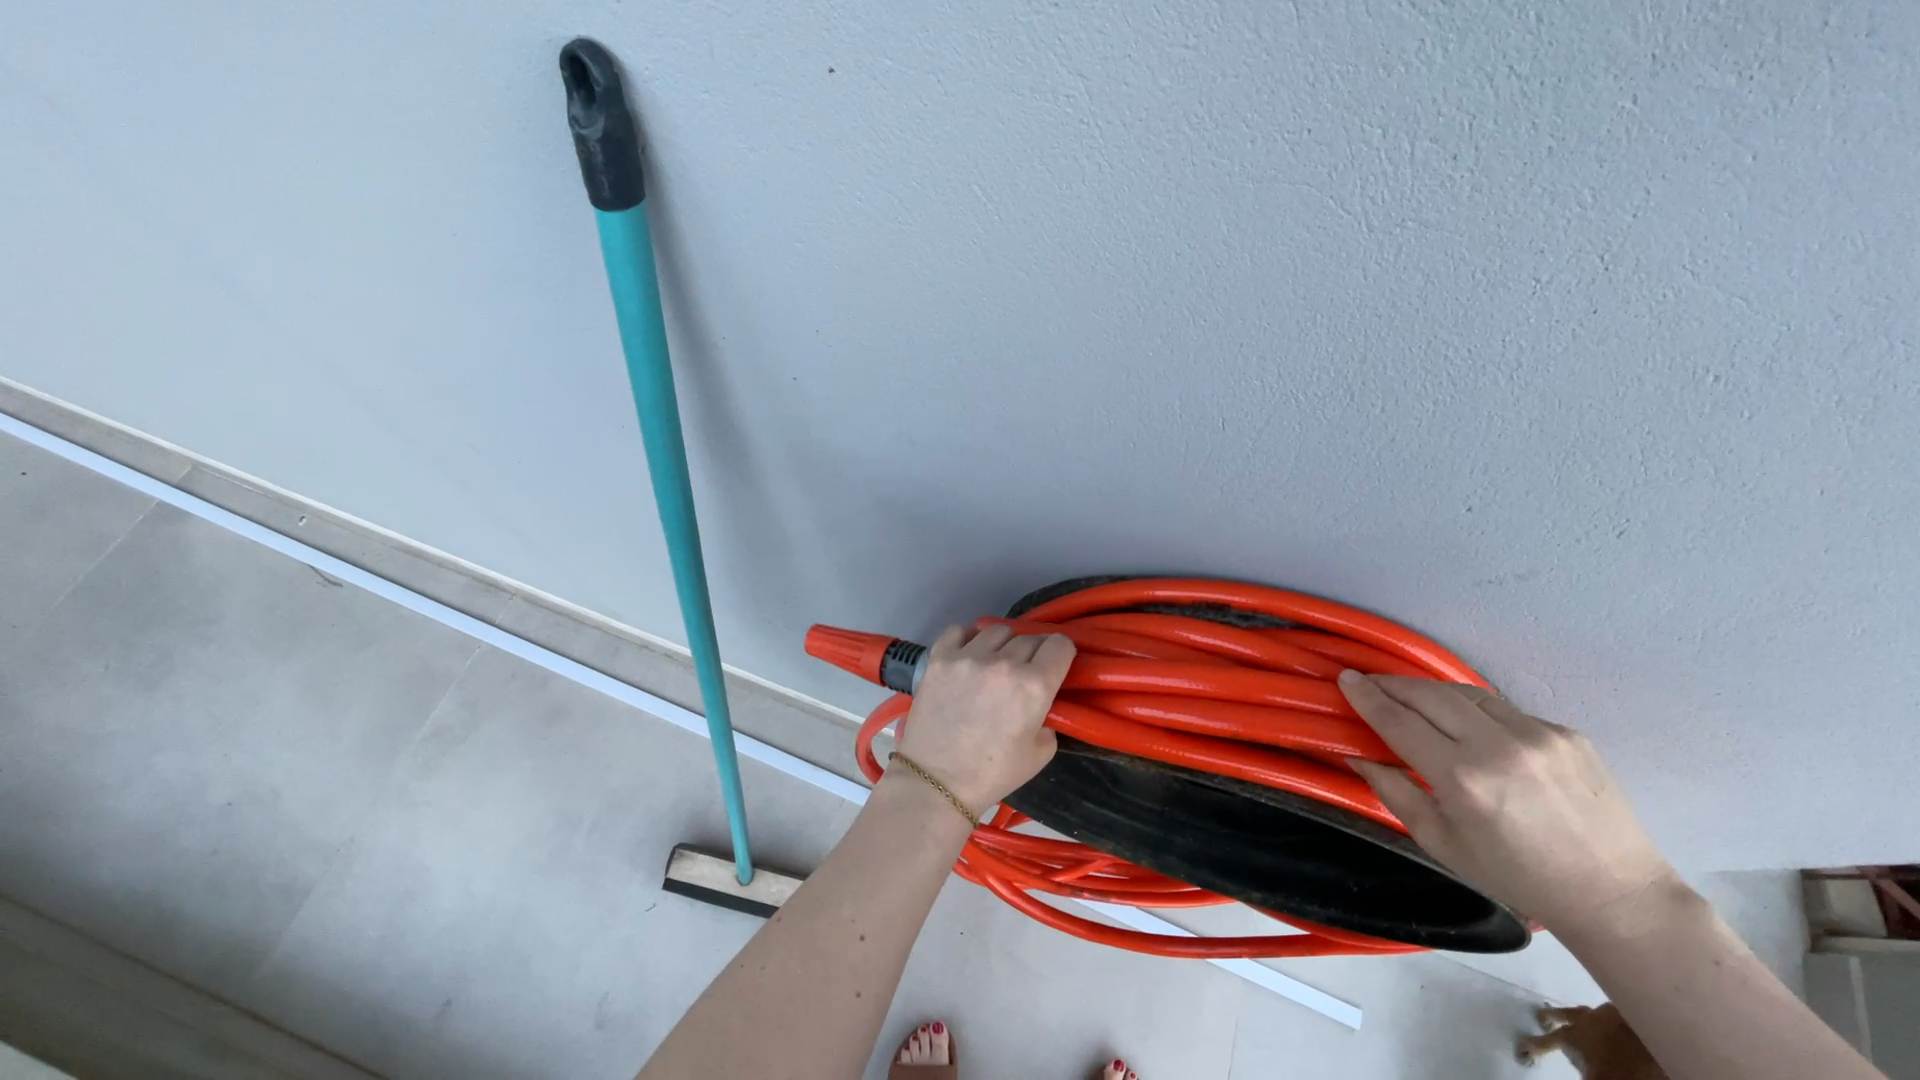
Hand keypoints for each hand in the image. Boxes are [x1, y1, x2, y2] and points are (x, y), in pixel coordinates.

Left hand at [894, 623, 1075, 811]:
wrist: (936, 781)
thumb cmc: (992, 774)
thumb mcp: (1041, 753)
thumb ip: (1050, 719)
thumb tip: (1042, 702)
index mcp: (1034, 685)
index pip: (1060, 645)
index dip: (1061, 654)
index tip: (1055, 664)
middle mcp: (1003, 663)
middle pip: (1030, 638)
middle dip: (1033, 654)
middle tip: (1024, 674)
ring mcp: (968, 656)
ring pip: (997, 630)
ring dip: (1002, 645)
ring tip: (995, 665)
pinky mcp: (939, 658)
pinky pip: (960, 630)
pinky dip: (969, 638)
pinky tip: (969, 654)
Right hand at [1337, 671, 1678, 932]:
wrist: (1613, 892)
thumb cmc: (1516, 877)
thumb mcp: (1441, 842)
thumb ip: (1394, 792)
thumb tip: (1358, 757)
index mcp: (1463, 779)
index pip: (1400, 721)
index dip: (1368, 697)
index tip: (1347, 679)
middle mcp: (1499, 746)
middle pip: (1431, 695)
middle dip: (1395, 685)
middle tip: (1371, 683)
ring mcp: (1538, 735)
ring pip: (1468, 694)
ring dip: (1433, 692)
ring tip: (1412, 697)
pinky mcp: (1566, 733)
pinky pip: (1507, 711)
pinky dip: (1477, 712)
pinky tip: (1471, 728)